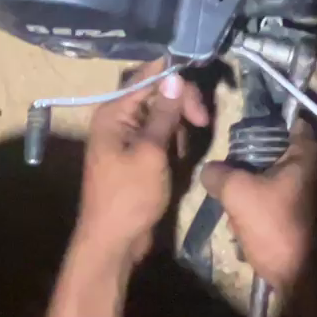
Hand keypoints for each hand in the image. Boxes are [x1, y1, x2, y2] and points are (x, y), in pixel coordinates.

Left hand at [75, 60, 210, 266]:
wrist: (114, 242)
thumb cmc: (129, 196)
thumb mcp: (151, 152)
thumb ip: (164, 113)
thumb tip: (174, 76)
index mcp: (113, 111)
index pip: (148, 76)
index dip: (176, 74)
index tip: (203, 82)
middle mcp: (118, 117)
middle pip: (157, 92)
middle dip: (181, 103)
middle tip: (202, 122)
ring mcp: (126, 135)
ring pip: (162, 113)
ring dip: (178, 126)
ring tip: (181, 152)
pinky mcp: (136, 152)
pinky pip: (160, 134)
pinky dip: (173, 141)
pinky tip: (177, 159)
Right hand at [199, 119, 316, 292]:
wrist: (310, 285)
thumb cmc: (278, 229)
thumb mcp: (238, 195)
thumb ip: (219, 174)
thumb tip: (209, 169)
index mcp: (309, 157)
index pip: (292, 123)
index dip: (267, 123)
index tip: (243, 134)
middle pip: (283, 156)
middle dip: (255, 165)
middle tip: (232, 174)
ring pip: (283, 184)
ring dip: (260, 193)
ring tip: (237, 210)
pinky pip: (290, 207)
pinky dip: (271, 212)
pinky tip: (252, 231)